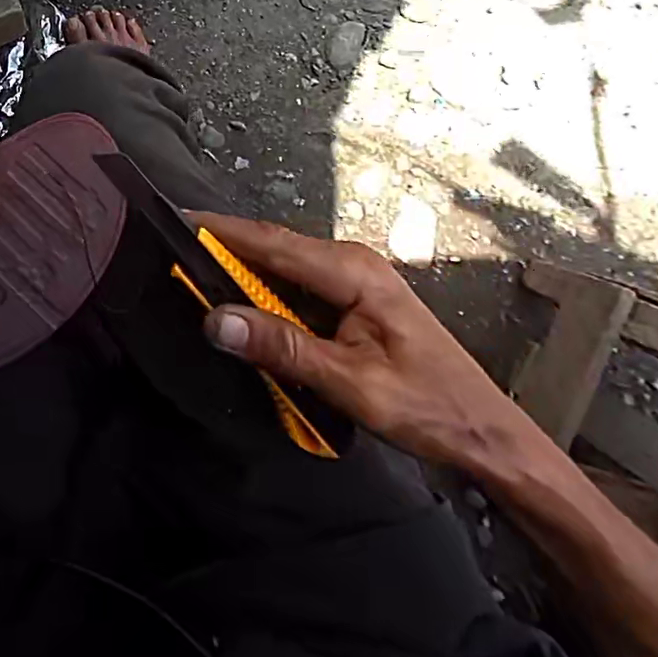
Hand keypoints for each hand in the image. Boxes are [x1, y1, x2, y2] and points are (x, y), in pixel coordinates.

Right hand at [189, 212, 547, 476]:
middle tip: (171, 255)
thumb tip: (215, 318)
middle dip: (221, 248)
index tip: (174, 222)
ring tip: (191, 274)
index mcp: (351, 270)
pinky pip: (291, 284)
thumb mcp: (352, 383)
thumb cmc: (429, 407)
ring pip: (278, 265)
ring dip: (238, 271)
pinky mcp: (348, 297)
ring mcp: (350, 278)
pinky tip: (237, 301)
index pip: (269, 241)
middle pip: (270, 246)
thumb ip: (282, 347)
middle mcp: (349, 262)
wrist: (487, 434)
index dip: (219, 230)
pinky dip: (259, 290)